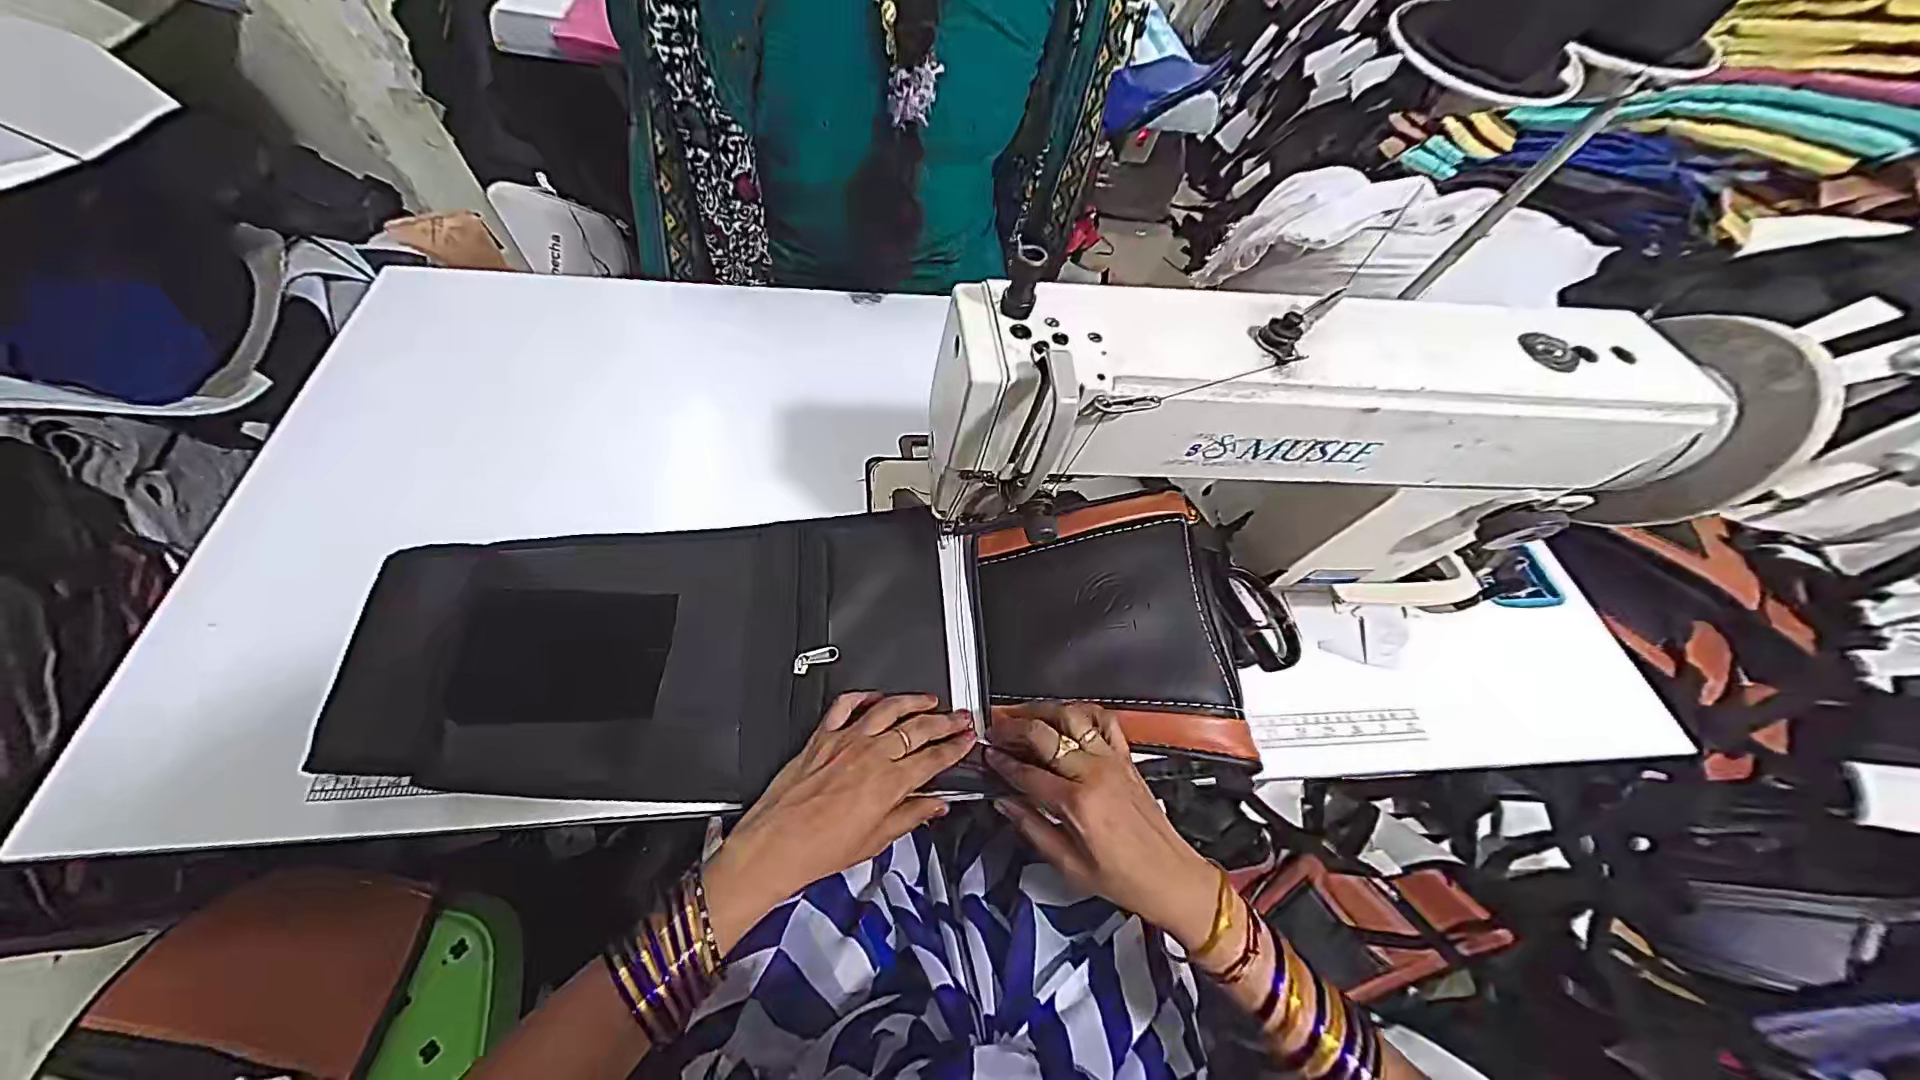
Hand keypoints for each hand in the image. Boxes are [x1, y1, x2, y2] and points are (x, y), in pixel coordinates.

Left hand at [703, 692, 974, 950]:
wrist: (772, 847)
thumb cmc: (816, 850)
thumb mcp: (875, 841)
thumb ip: (910, 816)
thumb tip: (933, 806)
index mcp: (888, 783)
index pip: (934, 757)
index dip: (955, 746)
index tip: (966, 740)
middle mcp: (869, 755)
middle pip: (918, 728)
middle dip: (945, 720)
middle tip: (959, 717)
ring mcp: (845, 741)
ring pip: (888, 708)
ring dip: (913, 701)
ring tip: (928, 699)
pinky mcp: (821, 737)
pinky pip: (845, 705)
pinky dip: (863, 696)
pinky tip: (874, 696)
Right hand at [986, 702, 1221, 952]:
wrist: (1171, 877)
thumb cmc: (1128, 878)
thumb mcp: (1069, 865)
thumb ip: (1032, 828)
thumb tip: (1007, 804)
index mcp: (1078, 804)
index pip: (1026, 772)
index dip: (1001, 762)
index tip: (989, 757)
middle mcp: (1096, 774)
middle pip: (1042, 733)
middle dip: (1012, 728)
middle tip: (996, 731)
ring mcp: (1112, 760)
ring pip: (1070, 716)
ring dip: (1041, 711)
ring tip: (1023, 715)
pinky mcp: (1125, 757)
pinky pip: (1104, 720)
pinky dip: (1082, 711)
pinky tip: (1066, 715)